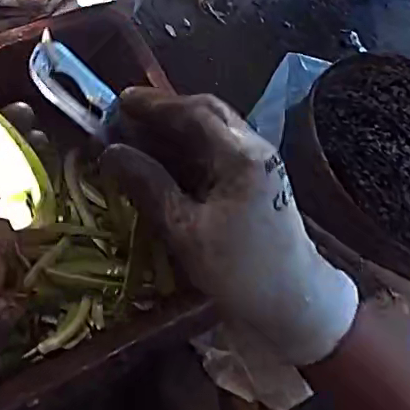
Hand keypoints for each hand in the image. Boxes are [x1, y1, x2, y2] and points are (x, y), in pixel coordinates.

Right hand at [102, 88, 357, 365]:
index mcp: (241, 156)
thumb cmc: (242, 271)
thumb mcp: (186, 231)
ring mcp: (257, 163)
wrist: (299, 308)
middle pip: (205, 113)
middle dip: (164, 111)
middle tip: (125, 115)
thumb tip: (110, 152)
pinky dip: (186, 147)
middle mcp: (253, 149)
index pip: (194, 113)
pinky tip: (162, 158)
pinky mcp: (254, 179)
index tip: (121, 101)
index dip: (155, 104)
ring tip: (136, 133)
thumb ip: (149, 185)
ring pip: (211, 130)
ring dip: (174, 128)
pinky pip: (216, 150)